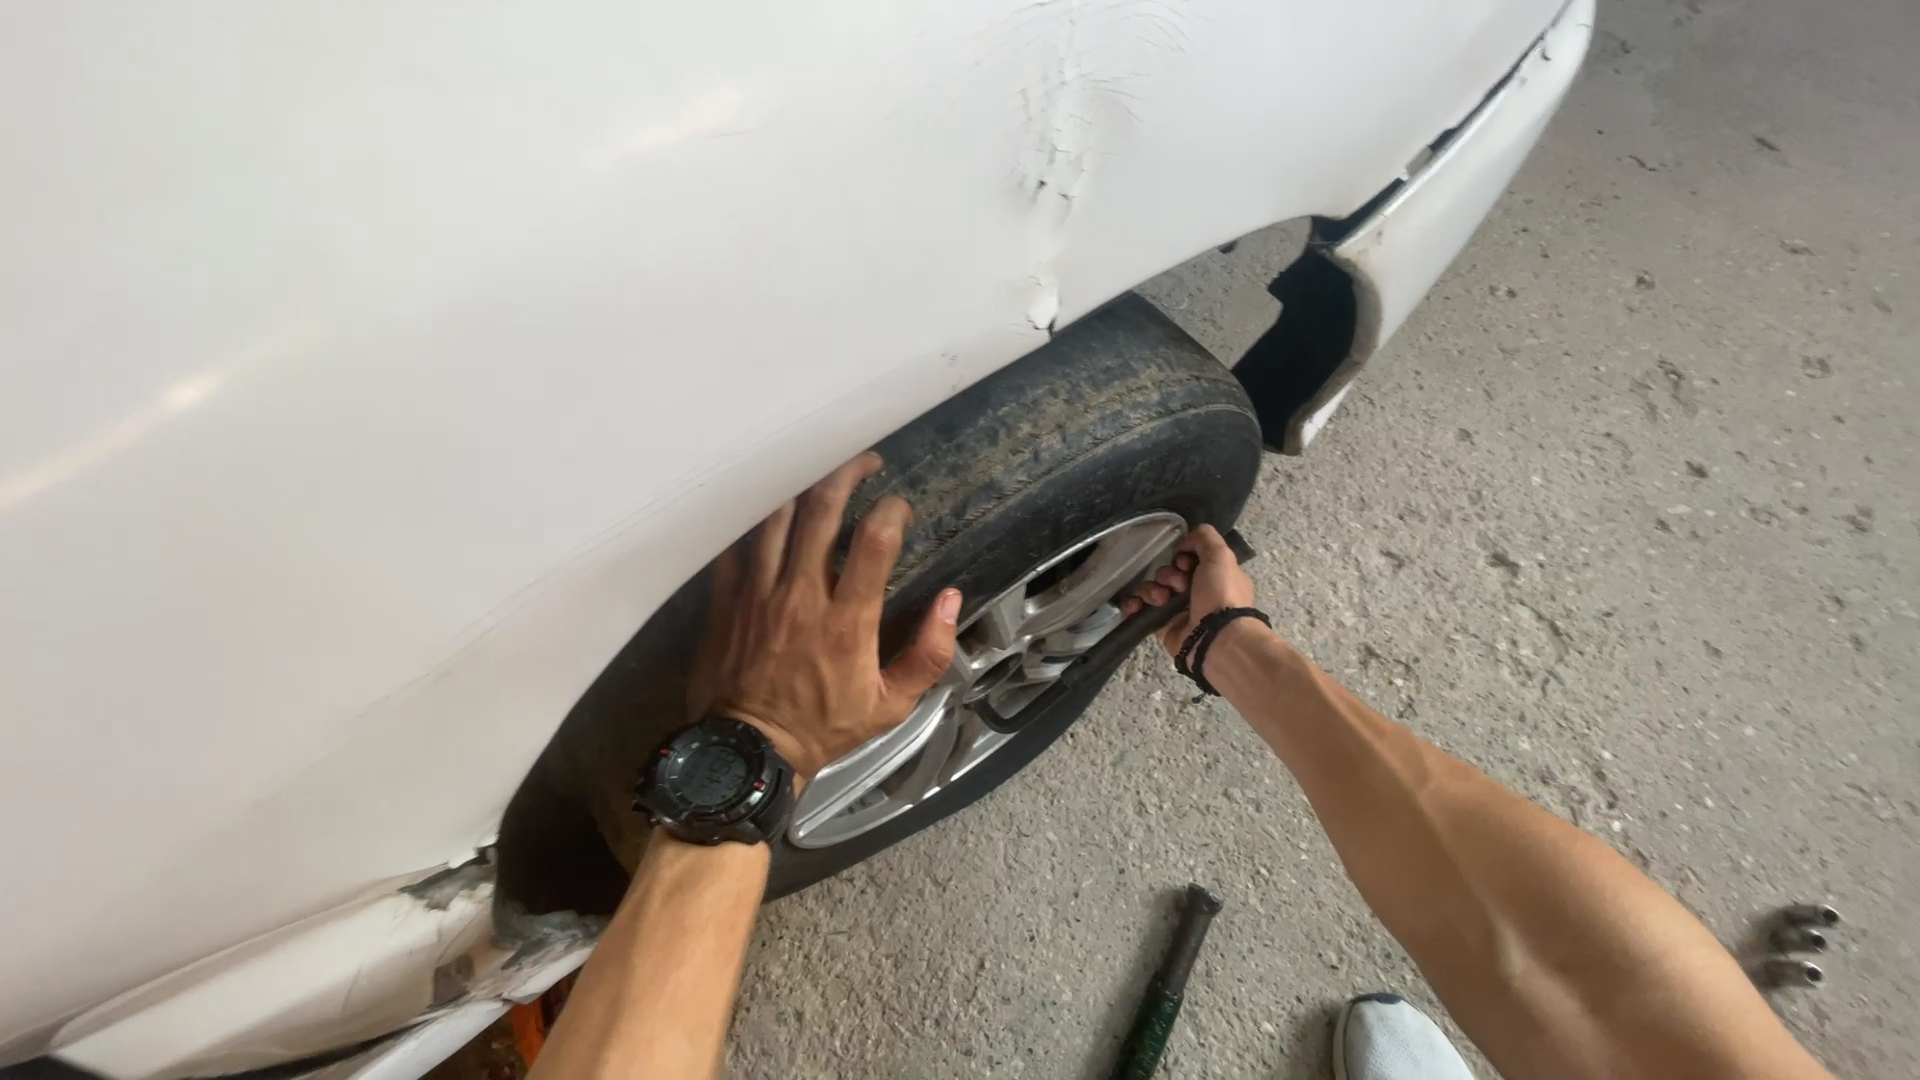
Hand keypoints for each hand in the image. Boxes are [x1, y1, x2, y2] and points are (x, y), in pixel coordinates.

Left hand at [687, 452, 962, 782]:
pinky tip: (769, 509)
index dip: (892, 510)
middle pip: (822, 511)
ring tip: (819, 473)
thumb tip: (950, 600)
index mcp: (847, 621)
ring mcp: (758, 594)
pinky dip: (754, 519)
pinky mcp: (727, 600)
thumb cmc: (824, 727)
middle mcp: (801, 595)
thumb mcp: (893, 706)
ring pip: (776, 517)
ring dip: (802, 486)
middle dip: (846, 473)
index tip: (900, 507)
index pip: (874, 541)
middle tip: (864, 461)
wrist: (749, 750)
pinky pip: (736, 544)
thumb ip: (929, 654)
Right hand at [1118, 524, 1258, 654]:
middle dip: (1167, 575)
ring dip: (1151, 590)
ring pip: (1151, 589)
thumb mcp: (1221, 555)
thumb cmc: (1222, 594)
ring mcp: (1177, 610)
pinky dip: (1133, 605)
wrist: (1215, 637)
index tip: (1185, 563)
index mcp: (1212, 577)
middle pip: (1167, 572)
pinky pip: (1140, 610)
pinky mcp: (1161, 626)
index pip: (1188, 559)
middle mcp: (1195, 592)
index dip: (1182, 557)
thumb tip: (1182, 543)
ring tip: (1161, 600)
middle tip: (1178, 586)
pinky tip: (1134, 606)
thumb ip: (1204, 538)